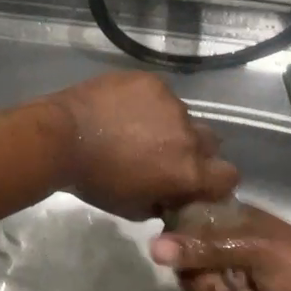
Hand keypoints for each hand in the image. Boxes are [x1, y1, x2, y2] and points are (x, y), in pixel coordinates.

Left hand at [46, 71, 238, 220]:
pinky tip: (125, 107)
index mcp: (188, 171)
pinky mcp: (151, 81)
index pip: (228, 176)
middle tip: (165, 152)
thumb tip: (173, 197)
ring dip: (169, 123)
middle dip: (195, 149)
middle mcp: (188, 135)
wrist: (62, 138)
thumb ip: (165, 202)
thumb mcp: (134, 208)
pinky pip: (161, 93)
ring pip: (183, 115)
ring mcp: (170, 103)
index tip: (197, 180)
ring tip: (136, 126)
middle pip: (210, 142)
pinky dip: (149, 102)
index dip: (215, 180)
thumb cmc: (96, 181)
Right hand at [149, 204, 290, 290]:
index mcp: (230, 221)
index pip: (183, 226)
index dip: (181, 247)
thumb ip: (204, 249)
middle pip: (187, 267)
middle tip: (228, 289)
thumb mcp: (254, 253)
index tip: (191, 262)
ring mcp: (234, 280)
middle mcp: (227, 247)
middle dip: (206, 286)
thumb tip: (152, 246)